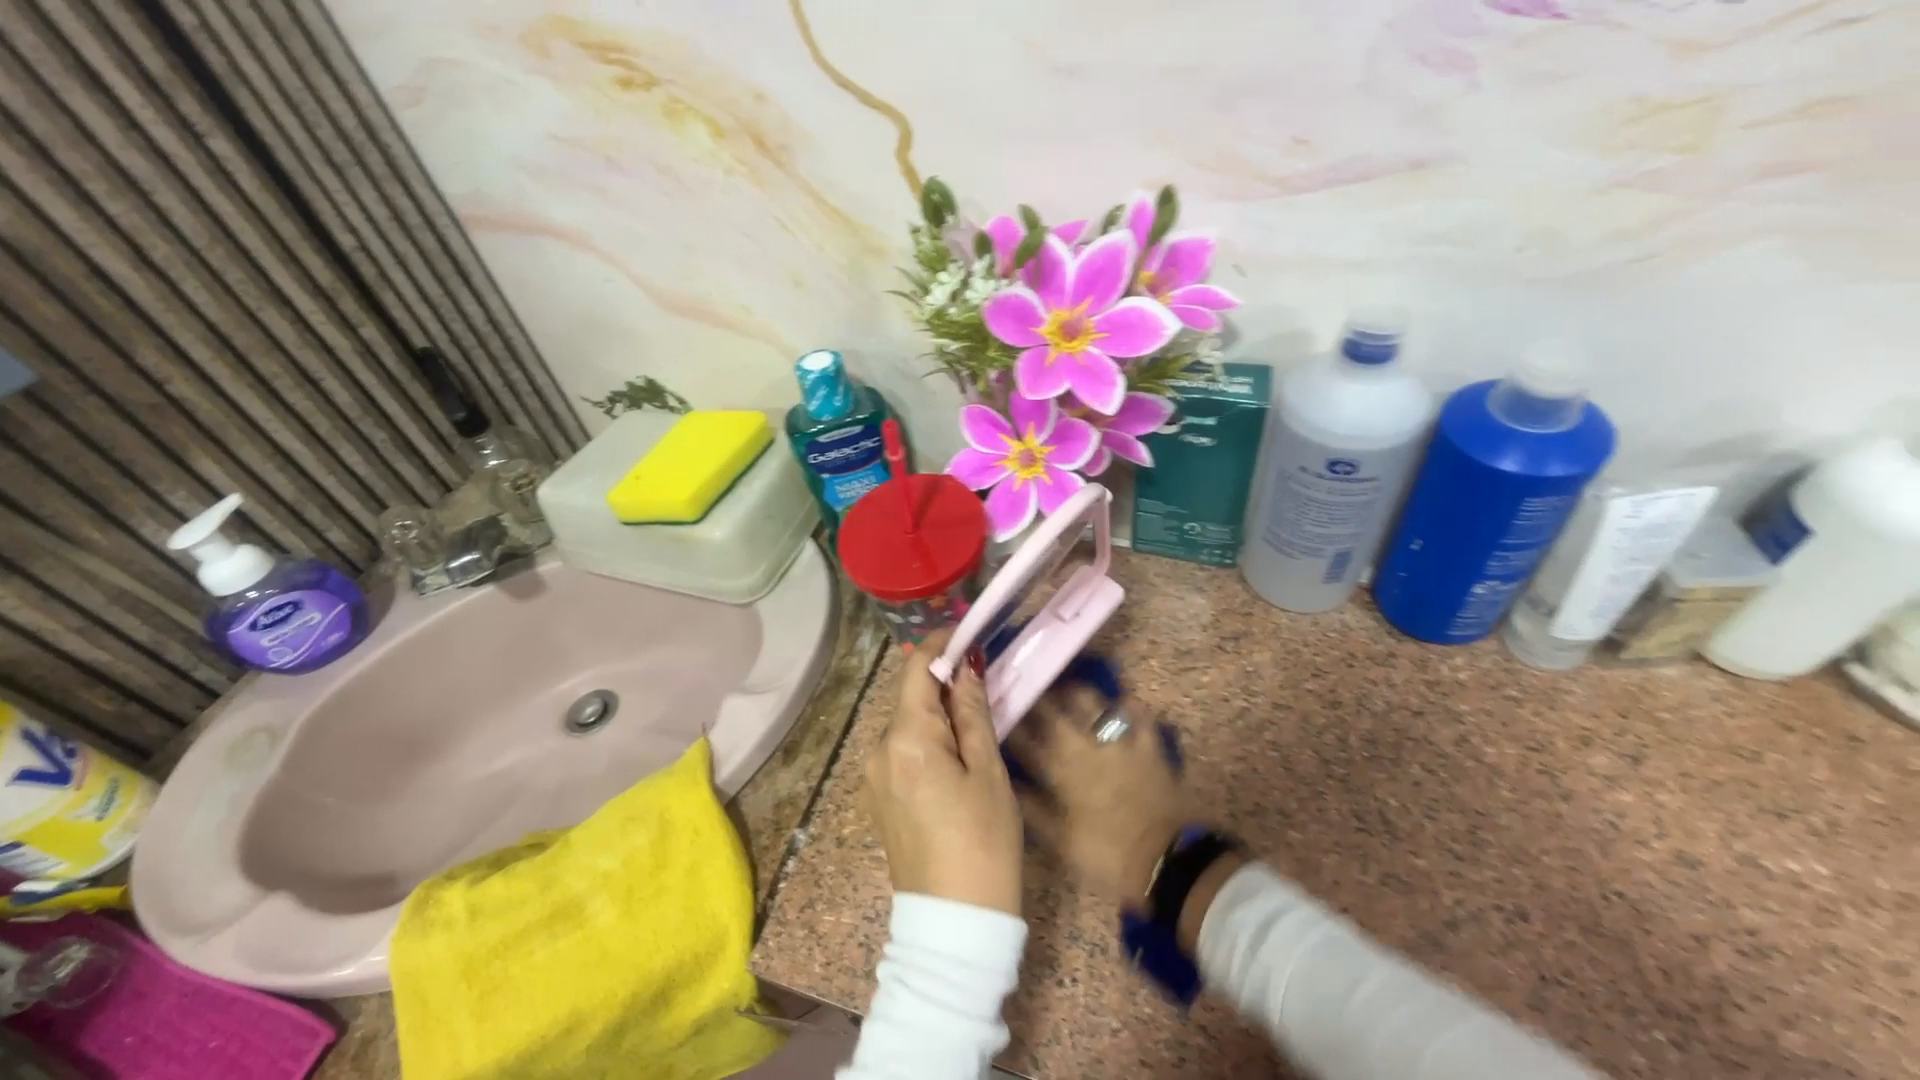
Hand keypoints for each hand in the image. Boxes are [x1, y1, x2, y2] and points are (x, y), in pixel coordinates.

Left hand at [863, 629, 1022, 914]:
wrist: (954, 922)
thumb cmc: (983, 842)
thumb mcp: (988, 772)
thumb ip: (973, 712)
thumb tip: (965, 666)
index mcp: (906, 739)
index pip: (916, 669)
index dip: (941, 644)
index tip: (969, 633)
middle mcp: (878, 751)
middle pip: (910, 698)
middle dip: (945, 684)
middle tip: (988, 684)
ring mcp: (874, 777)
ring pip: (907, 726)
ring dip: (938, 715)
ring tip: (979, 726)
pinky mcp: (879, 800)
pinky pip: (903, 753)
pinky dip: (928, 742)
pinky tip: (957, 759)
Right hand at [1006, 686, 1188, 909]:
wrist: (1167, 859)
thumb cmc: (1107, 854)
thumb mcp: (1060, 840)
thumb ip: (1032, 808)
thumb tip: (1008, 783)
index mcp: (1059, 770)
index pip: (1026, 739)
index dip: (1012, 726)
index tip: (1001, 716)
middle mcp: (1085, 747)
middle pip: (1055, 712)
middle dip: (1038, 700)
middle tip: (1030, 694)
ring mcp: (1119, 742)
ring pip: (1093, 703)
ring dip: (1076, 694)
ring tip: (1066, 689)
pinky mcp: (1149, 746)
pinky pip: (1139, 715)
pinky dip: (1129, 706)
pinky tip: (1122, 701)